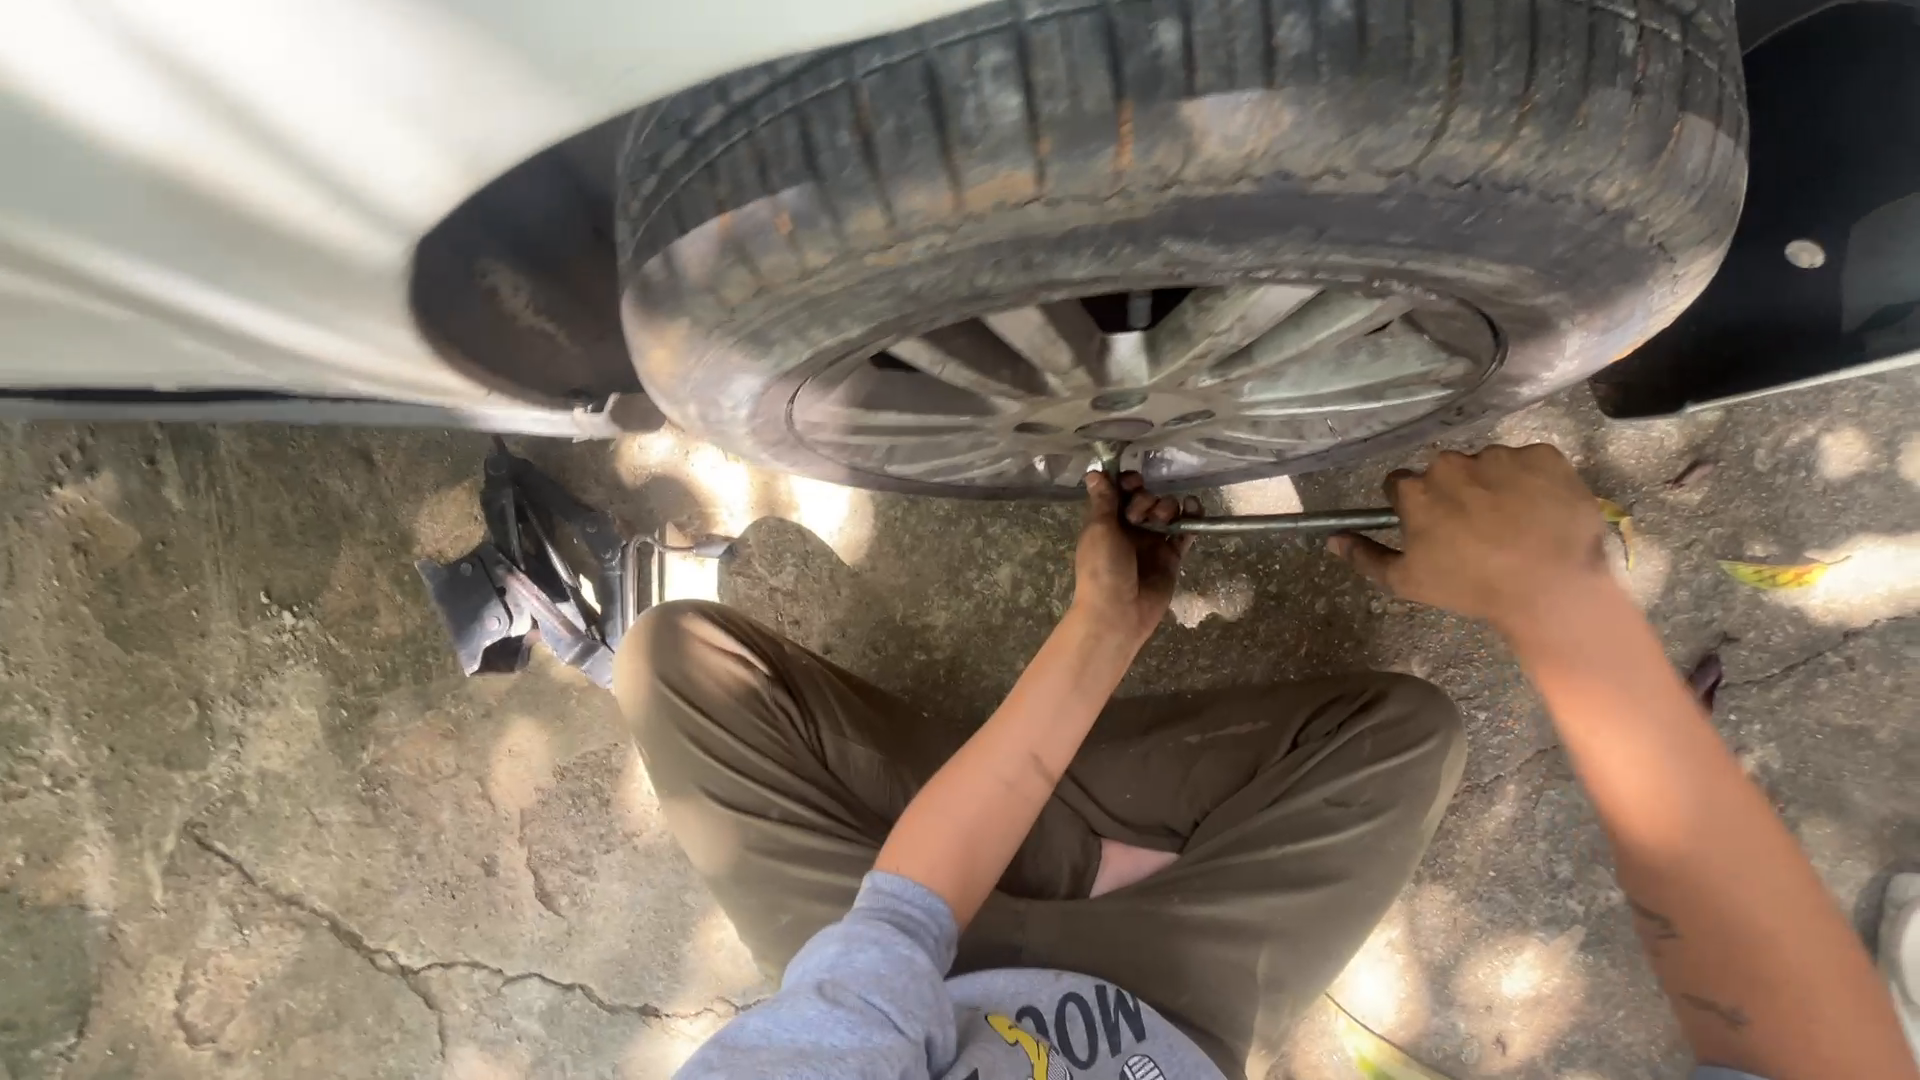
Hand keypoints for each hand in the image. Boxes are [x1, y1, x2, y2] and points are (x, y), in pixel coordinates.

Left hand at [1070, 471, 1200, 643]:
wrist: (1118, 612)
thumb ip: (1104, 500)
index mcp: (1106, 521)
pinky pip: (1185, 532)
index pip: (1120, 492)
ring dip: (1168, 506)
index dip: (1128, 482)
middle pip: (1145, 499)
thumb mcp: (1099, 529)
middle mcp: (1129, 529)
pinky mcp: (1171, 557)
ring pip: (1166, 512)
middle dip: (1146, 499)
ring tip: (1162, 519)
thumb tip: (1094, 471)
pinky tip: (1193, 507)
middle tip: (1140, 516)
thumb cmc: (1102, 568)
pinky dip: (1192, 518)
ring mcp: (1152, 543)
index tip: (1134, 481)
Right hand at [1325, 444, 1614, 633]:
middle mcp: (1451, 464)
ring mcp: (1500, 456)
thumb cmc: (1471, 586)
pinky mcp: (1545, 455)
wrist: (1552, 586)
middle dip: (1452, 492)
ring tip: (1514, 520)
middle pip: (1443, 472)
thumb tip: (1332, 539)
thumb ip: (1364, 556)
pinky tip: (1540, 508)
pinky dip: (1532, 479)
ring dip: (1491, 484)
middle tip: (1474, 527)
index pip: (1398, 484)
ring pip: (1486, 464)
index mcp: (1415, 490)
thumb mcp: (1406, 581)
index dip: (1411, 505)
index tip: (1428, 525)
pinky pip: (1529, 461)